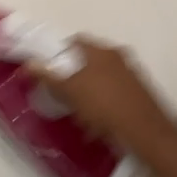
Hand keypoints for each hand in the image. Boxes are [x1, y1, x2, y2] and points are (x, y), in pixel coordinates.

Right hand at [29, 39, 176, 147]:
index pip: (74, 42)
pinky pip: (114, 92)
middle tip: (61, 92)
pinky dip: (103, 101)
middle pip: (88, 60)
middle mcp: (119, 57)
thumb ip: (49, 76)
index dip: (57, 53)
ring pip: (101, 77)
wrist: (147, 134)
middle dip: (73, 75)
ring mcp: (132, 75)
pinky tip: (97, 121)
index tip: (47, 69)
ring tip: (78, 111)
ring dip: (88, 90)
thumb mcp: (71, 92)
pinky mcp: (140, 93)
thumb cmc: (105, 107)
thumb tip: (29, 63)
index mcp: (102, 51)